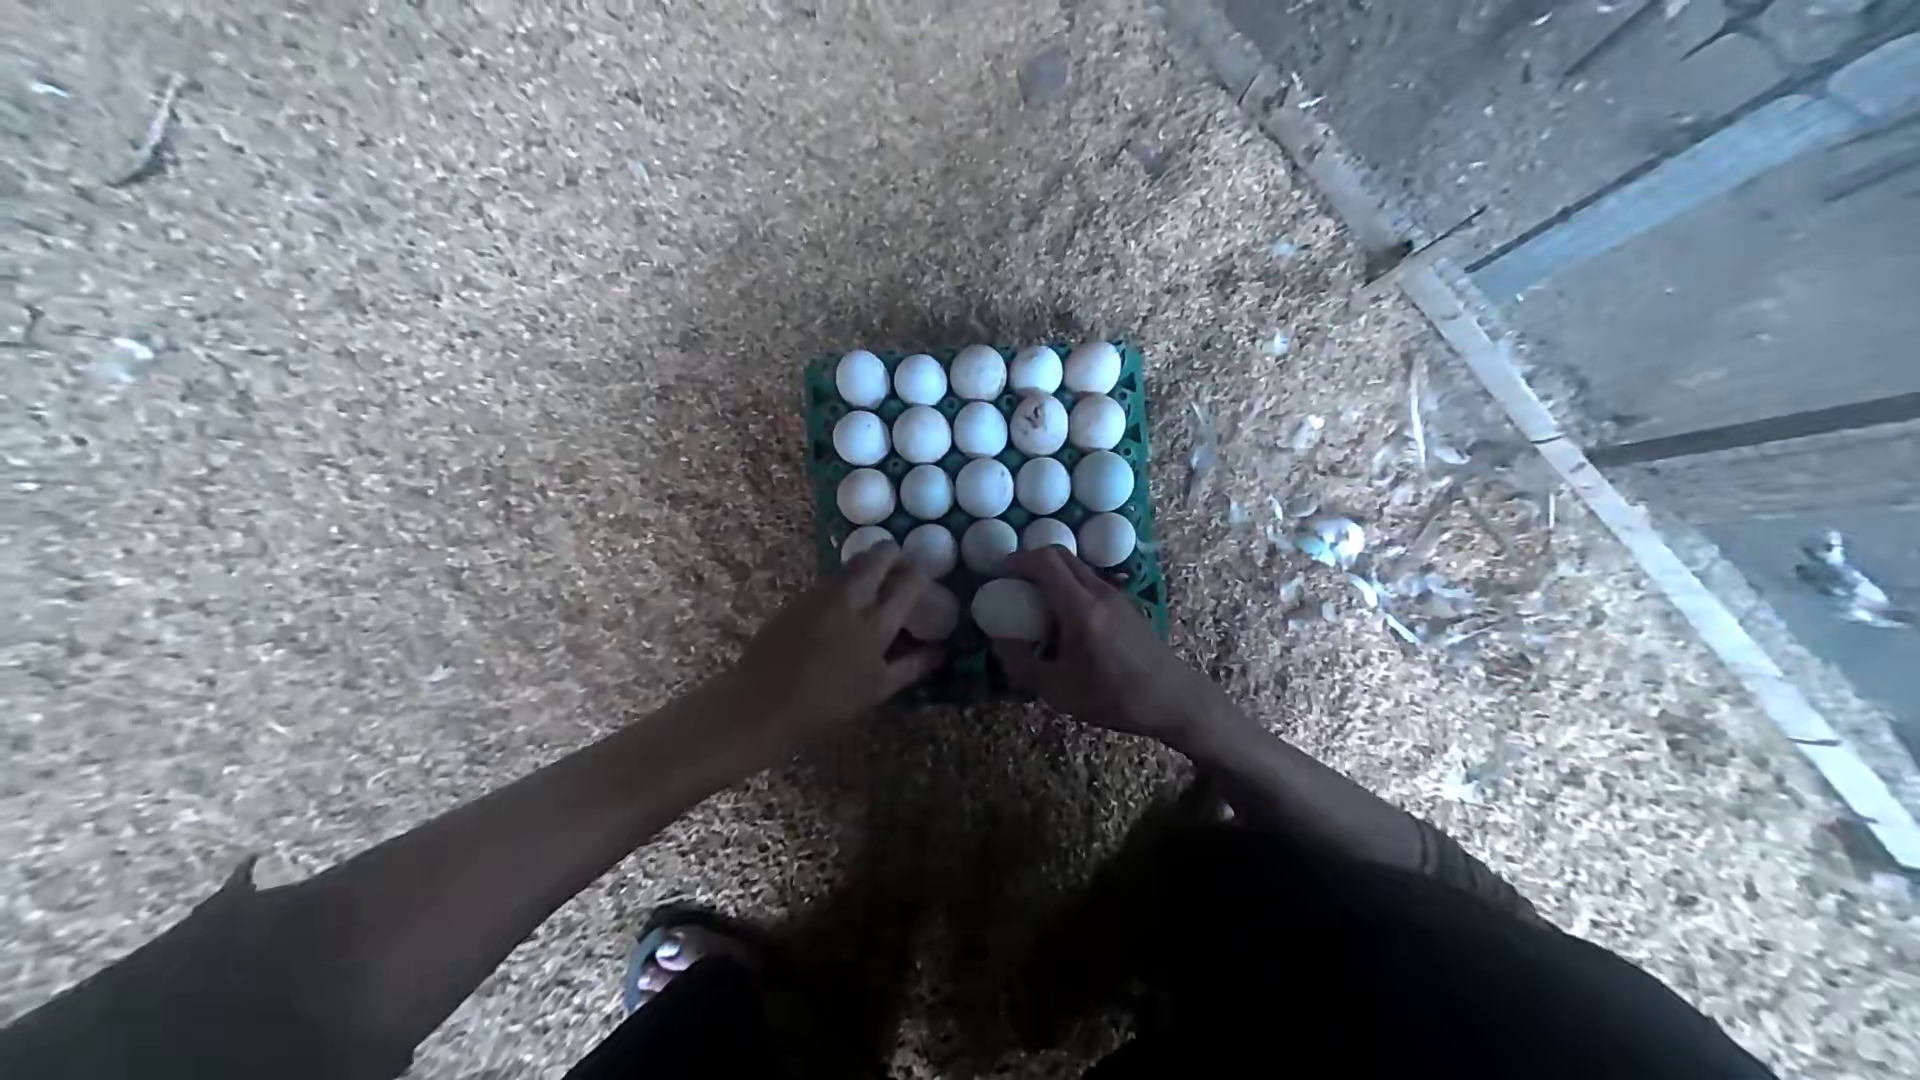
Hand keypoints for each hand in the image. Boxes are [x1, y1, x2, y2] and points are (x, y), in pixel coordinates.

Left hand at [725, 543, 942, 750]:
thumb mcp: (878, 689)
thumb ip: (913, 666)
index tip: (923, 581)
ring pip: (852, 564)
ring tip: (872, 586)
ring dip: (868, 566)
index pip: (910, 580)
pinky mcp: (799, 597)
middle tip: (898, 569)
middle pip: (879, 555)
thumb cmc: (829, 703)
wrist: (764, 703)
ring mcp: (821, 594)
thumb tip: (941, 652)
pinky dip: (844, 583)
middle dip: (894, 555)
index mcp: (877, 622)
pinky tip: (841, 606)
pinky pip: (829, 580)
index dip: (922, 574)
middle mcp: (851, 598)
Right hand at [992, 546, 1242, 752]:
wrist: (1174, 700)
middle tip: (1014, 583)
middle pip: (1061, 555)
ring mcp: (1116, 596)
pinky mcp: (1126, 605)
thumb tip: (998, 642)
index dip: (1019, 560)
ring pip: (1076, 567)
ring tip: (1036, 604)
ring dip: (1052, 574)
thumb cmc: (1115, 697)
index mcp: (1081, 609)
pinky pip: (1089, 582)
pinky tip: (1064, 621)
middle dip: (1032, 561)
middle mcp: (1099, 592)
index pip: (1046, 562)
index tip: (1001, 572)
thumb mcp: (1058, 690)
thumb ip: (1021, 665)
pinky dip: (1069, 586)